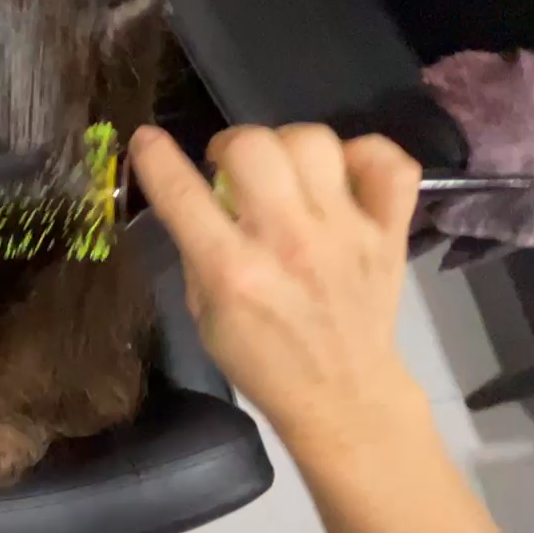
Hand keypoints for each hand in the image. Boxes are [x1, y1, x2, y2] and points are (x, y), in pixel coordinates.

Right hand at [129, 123, 423, 449]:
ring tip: (280, 170)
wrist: (341, 393)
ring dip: (285, 146)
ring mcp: (345, 232)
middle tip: (226, 165)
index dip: (155, 158)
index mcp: (231, 271)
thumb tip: (195, 201)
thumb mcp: (203, 312)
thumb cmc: (258, 358)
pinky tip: (336, 175)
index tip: (144, 139)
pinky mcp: (389, 231)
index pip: (183, 196)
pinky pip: (387, 162)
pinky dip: (360, 155)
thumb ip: (199, 252)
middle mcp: (287, 242)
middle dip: (229, 143)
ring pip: (314, 141)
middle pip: (254, 147)